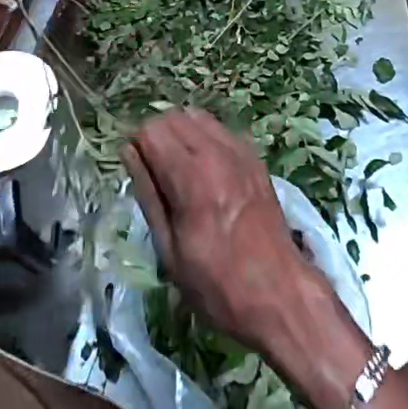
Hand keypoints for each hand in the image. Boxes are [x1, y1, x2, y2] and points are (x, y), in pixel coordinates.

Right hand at [123, 110, 377, 408]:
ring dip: (180, 132)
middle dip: (156, 136)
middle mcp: (216, 152)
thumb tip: (129, 152)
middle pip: (172, 116)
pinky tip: (206, 169)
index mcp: (191, 177)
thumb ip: (148, 193)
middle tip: (154, 172)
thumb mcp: (169, 249)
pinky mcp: (254, 155)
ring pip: (197, 115)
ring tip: (178, 169)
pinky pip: (220, 128)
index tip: (137, 171)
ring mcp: (240, 149)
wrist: (279, 292)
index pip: (151, 129)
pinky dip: (205, 137)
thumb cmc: (216, 283)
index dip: (137, 147)